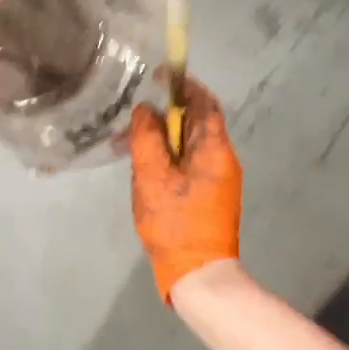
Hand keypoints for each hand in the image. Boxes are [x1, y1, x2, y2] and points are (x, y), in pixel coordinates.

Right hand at [120, 73, 243, 302]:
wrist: (199, 274)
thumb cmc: (175, 222)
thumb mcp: (151, 176)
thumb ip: (146, 138)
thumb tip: (145, 110)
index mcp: (215, 151)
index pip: (204, 104)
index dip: (183, 85)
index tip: (158, 76)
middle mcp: (222, 160)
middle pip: (194, 123)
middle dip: (162, 115)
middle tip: (130, 120)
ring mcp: (217, 180)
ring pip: (186, 145)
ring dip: (159, 139)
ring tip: (126, 148)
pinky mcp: (208, 195)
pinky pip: (185, 164)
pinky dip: (164, 158)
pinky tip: (140, 169)